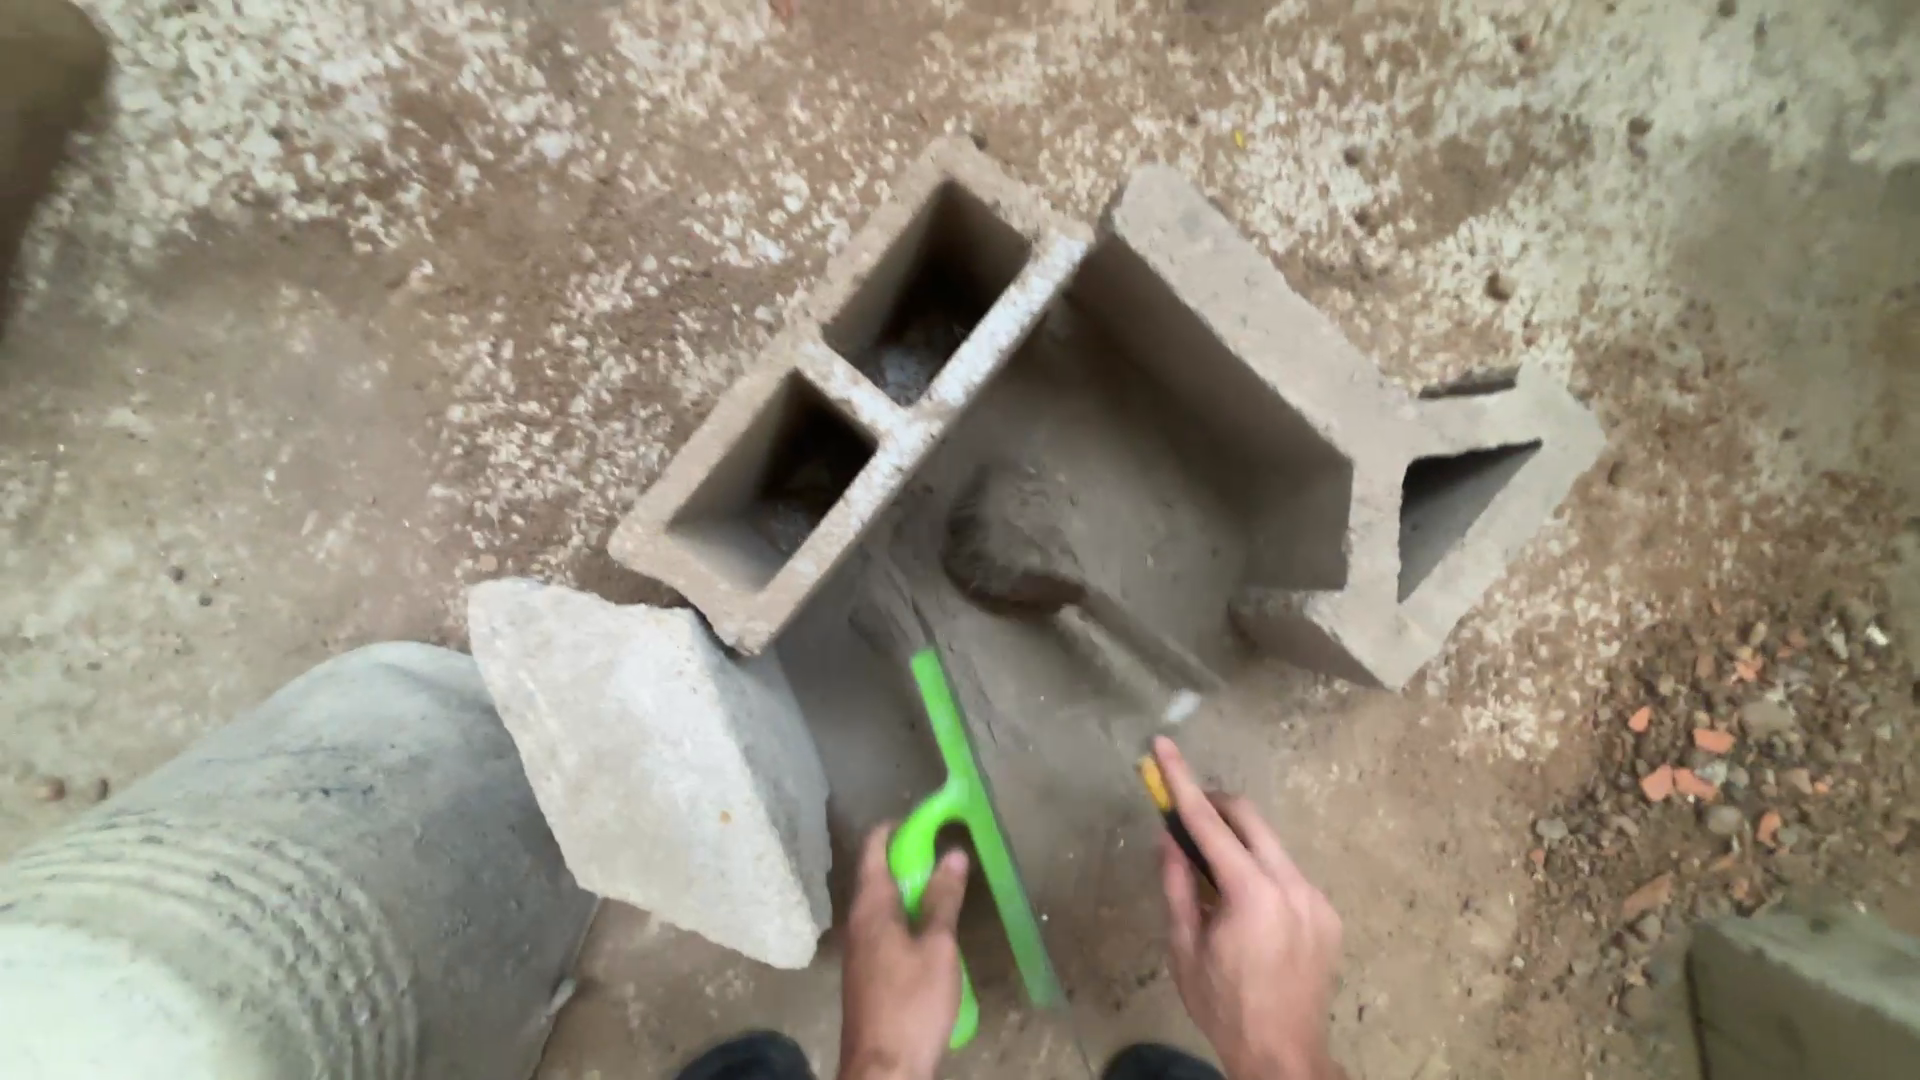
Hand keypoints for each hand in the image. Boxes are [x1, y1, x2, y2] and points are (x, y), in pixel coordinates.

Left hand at [838, 824, 969, 1079]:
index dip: (897, 828)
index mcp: (871, 906)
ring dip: (909, 890)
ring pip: (882, 903)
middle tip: (943, 855)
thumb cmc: (911, 1003)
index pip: (874, 848)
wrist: (882, 1072)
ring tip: (943, 890)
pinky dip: (905, 917)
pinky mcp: (865, 973)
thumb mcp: (937, 947)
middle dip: (908, 859)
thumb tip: (953, 853)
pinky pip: (883, 928)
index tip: (926, 821)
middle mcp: (857, 920)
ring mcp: (858, 949)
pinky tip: (929, 933)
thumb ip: (944, 899)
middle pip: (878, 874)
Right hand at [1154, 737, 1343, 1079]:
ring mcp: (1316, 898)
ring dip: (1235, 838)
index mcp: (1252, 895)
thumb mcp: (1184, 944)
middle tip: (1185, 814)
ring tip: (1212, 871)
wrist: (1284, 1057)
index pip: (1208, 822)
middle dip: (1213, 803)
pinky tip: (1243, 901)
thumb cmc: (1222, 1004)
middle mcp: (1292, 886)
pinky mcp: (1327, 913)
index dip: (1181, 780)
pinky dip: (1257, 865)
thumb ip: (1176, 882)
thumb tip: (1169, 835)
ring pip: (1268, 841)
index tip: (1163, 745)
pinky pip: (1285, 869)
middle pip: (1248, 817)